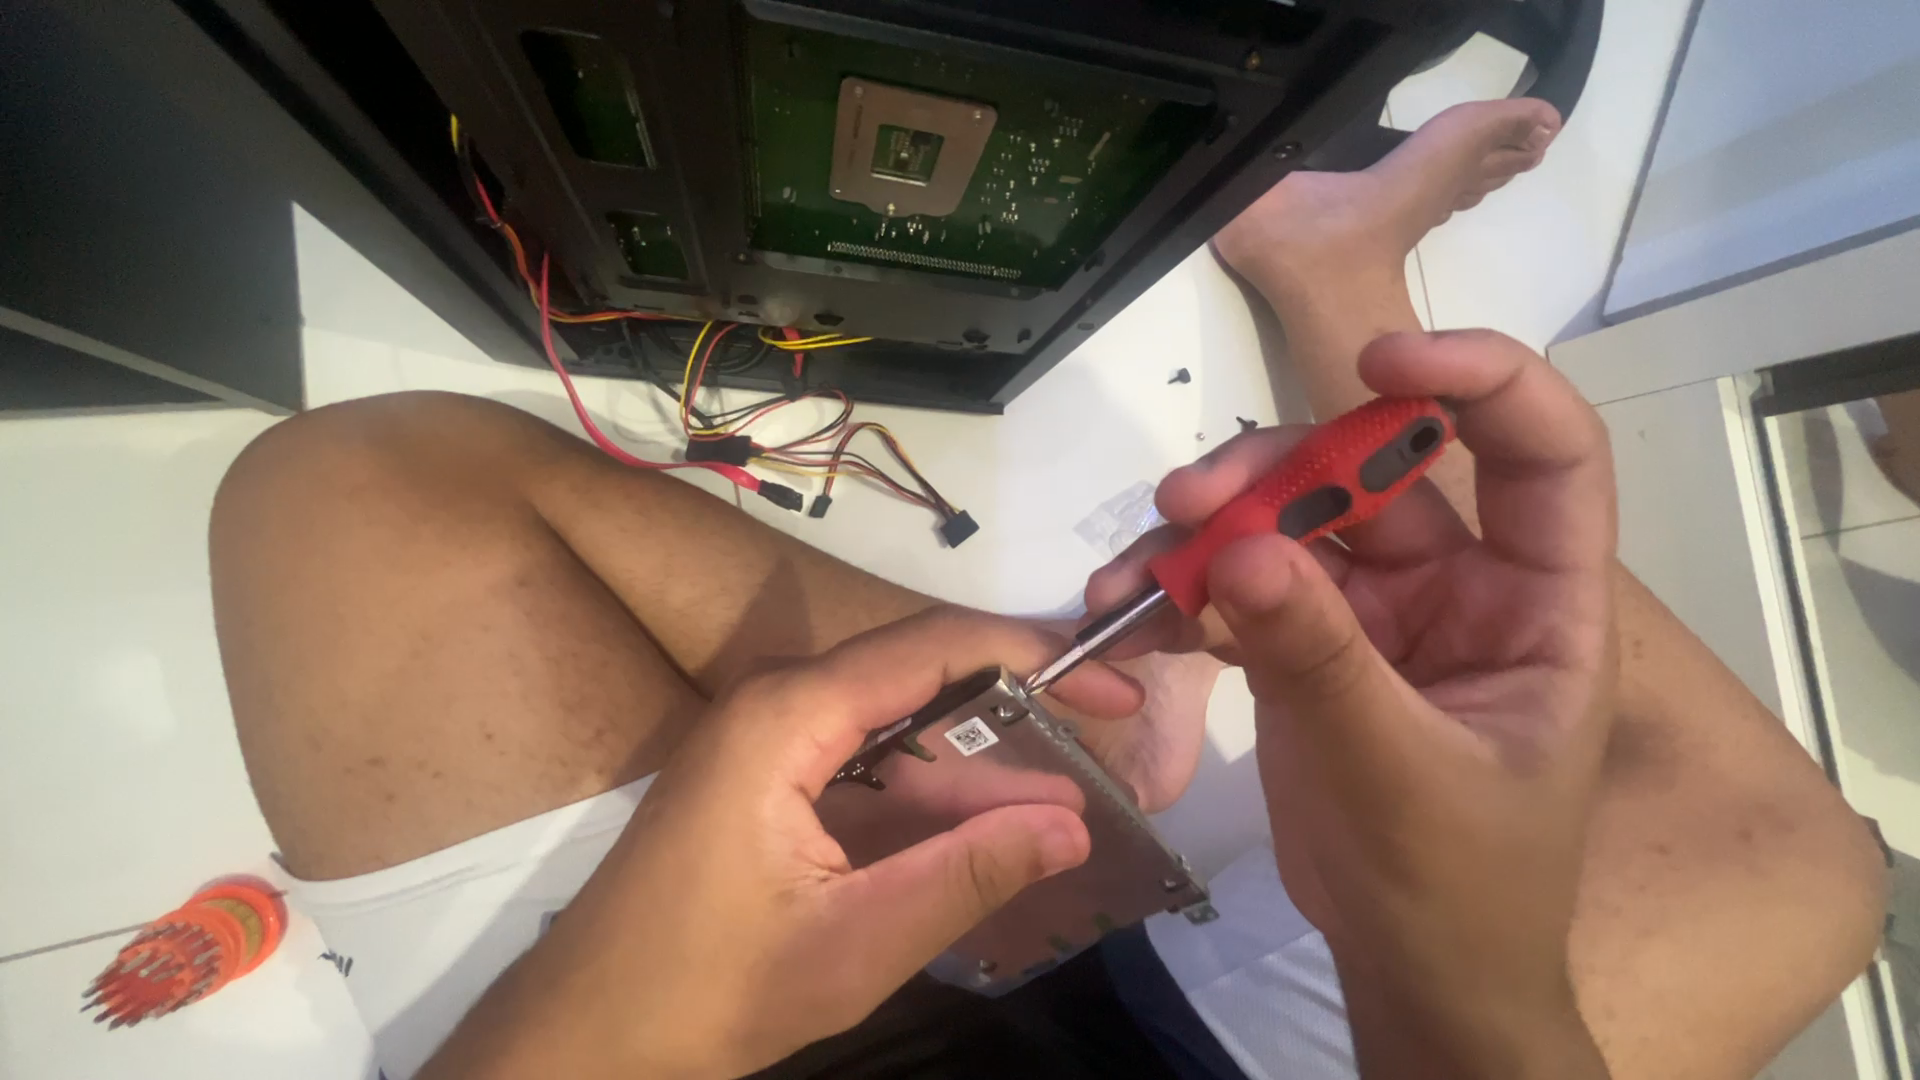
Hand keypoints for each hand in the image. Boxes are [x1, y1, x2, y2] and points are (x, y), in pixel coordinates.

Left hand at [417, 608, 1140, 1079]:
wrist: (581, 1041)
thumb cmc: (706, 989)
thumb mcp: (853, 944)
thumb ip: (967, 875)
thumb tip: (1072, 827)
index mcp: (791, 713)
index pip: (933, 647)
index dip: (1031, 656)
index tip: (1106, 684)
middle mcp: (781, 699)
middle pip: (921, 672)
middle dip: (1017, 698)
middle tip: (1103, 721)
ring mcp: (772, 734)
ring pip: (900, 725)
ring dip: (977, 765)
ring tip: (1065, 800)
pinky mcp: (772, 772)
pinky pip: (869, 762)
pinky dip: (931, 792)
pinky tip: (989, 825)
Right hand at [1090, 331, 1617, 1075]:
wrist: (1402, 959)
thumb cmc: (1452, 881)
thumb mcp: (1398, 770)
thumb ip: (1322, 658)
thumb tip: (1239, 549)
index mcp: (1534, 602)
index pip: (1539, 454)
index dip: (1476, 383)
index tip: (1374, 357)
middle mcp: (1448, 584)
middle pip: (1360, 479)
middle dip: (1265, 478)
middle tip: (1181, 504)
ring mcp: (1363, 609)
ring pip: (1276, 527)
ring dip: (1196, 539)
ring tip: (1126, 581)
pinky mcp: (1296, 641)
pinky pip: (1230, 589)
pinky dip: (1174, 599)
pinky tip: (1124, 622)